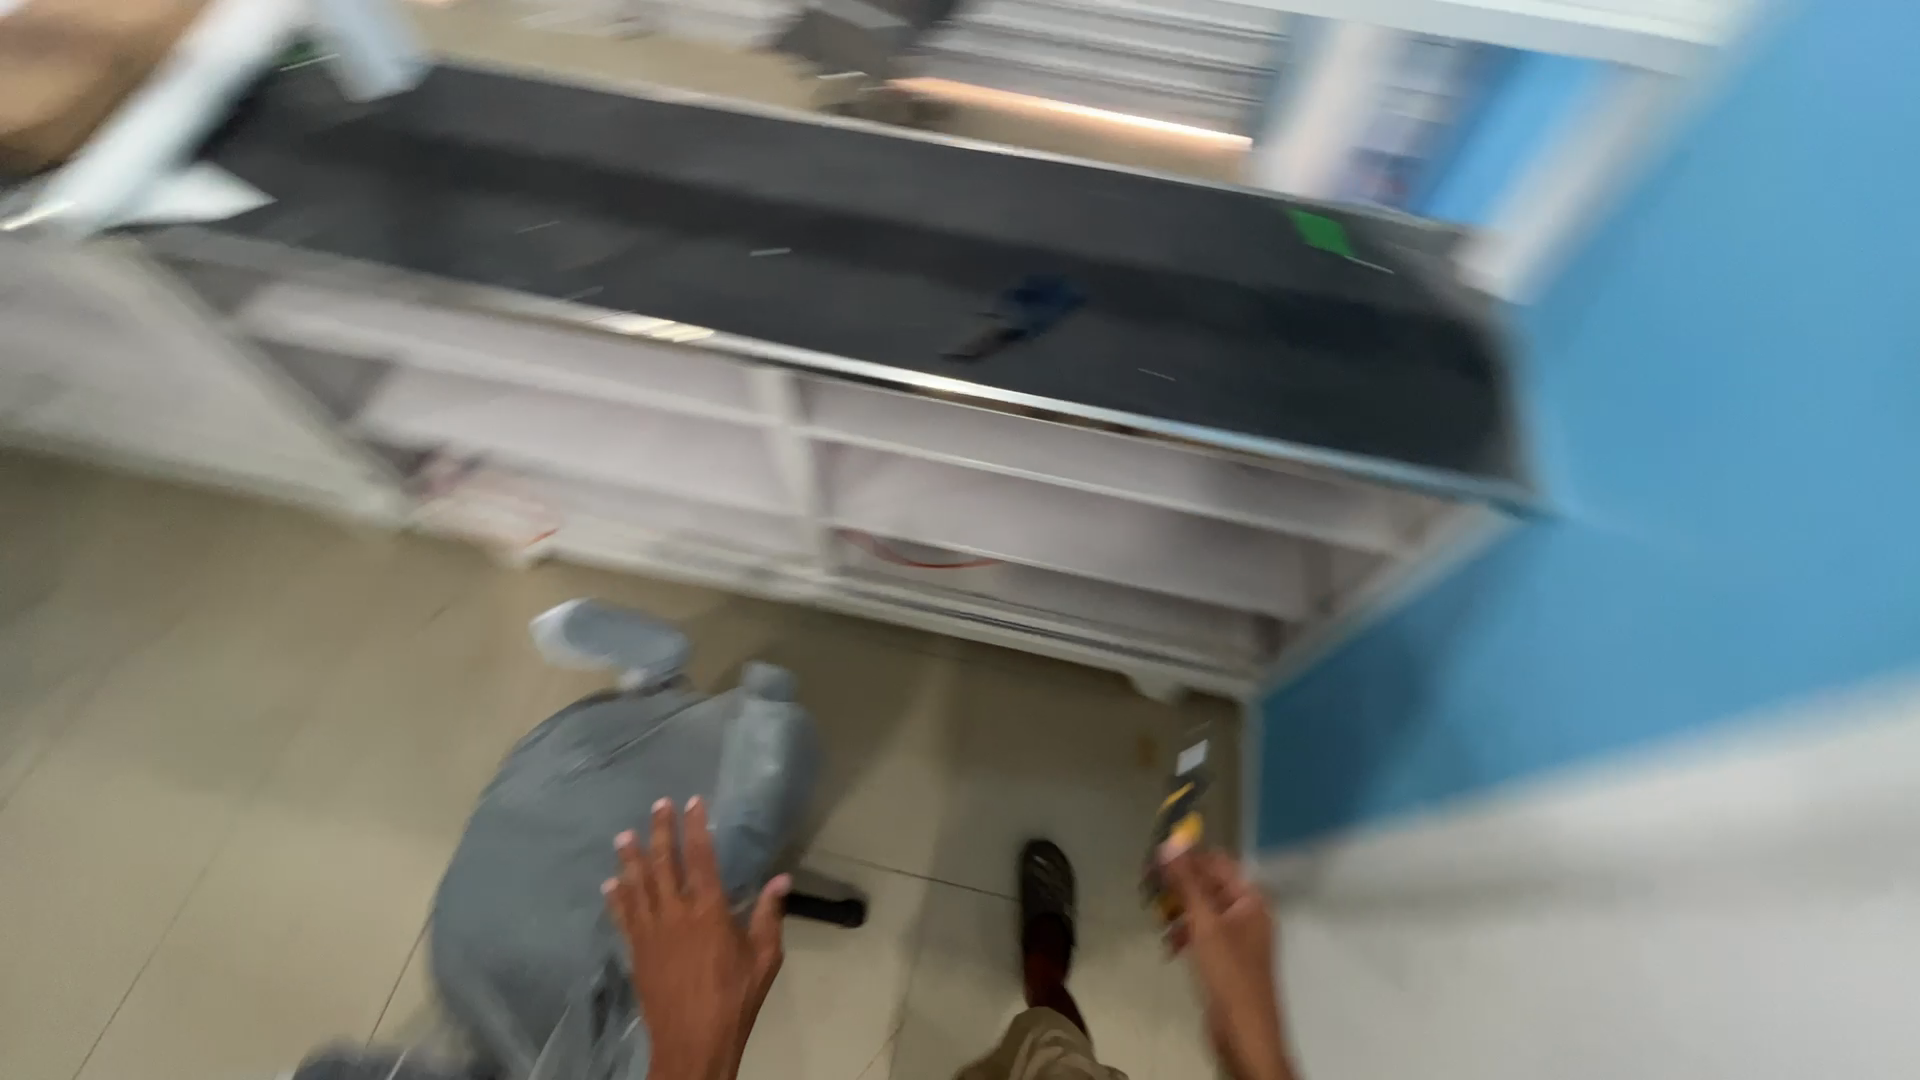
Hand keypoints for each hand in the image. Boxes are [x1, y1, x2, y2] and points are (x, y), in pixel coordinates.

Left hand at [604, 797, 790, 1079]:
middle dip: (661, 831)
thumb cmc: (734, 997)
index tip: (694, 802)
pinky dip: (617, 899)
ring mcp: (652, 933)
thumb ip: (769, 914)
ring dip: (631, 859)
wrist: (693, 1043)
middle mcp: (676, 914)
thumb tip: (782, 878)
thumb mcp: (765, 956)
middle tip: (658, 805)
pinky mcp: (637, 953)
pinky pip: (624, 918)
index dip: (697, 826)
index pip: (702, 857)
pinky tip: (610, 884)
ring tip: (624, 836)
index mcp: (709, 910)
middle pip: (665, 864)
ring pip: (638, 886)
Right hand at [1161, 843, 1294, 1079]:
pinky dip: (1184, 933)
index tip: (1155, 859)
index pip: (1216, 862)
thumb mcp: (1204, 924)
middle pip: (1207, 884)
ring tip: (1156, 917)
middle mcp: (1246, 913)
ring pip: (1201, 909)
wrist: (1246, 1038)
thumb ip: (1186, 883)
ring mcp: (1237, 937)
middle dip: (1178, 885)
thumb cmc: (1229, 975)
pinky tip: (1169, 945)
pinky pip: (1202, 933)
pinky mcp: (1225, 958)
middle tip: (1147, 886)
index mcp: (1250, 900)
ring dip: (1178, 910)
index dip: (1188, 857)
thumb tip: (1169, 843)